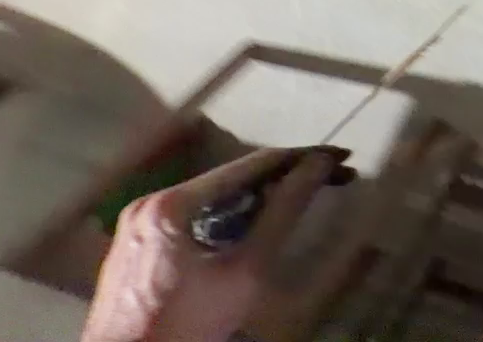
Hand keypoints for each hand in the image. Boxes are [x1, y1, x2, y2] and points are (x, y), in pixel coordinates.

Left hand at [82, 147, 347, 341]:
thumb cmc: (185, 324)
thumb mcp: (246, 267)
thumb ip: (285, 210)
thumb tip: (321, 163)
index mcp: (172, 203)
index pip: (254, 164)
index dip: (304, 157)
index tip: (343, 157)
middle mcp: (152, 203)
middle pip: (236, 177)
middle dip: (287, 175)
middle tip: (334, 176)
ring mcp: (140, 224)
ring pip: (220, 194)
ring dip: (265, 193)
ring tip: (307, 194)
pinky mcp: (139, 244)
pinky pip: (202, 212)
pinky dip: (238, 211)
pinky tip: (264, 219)